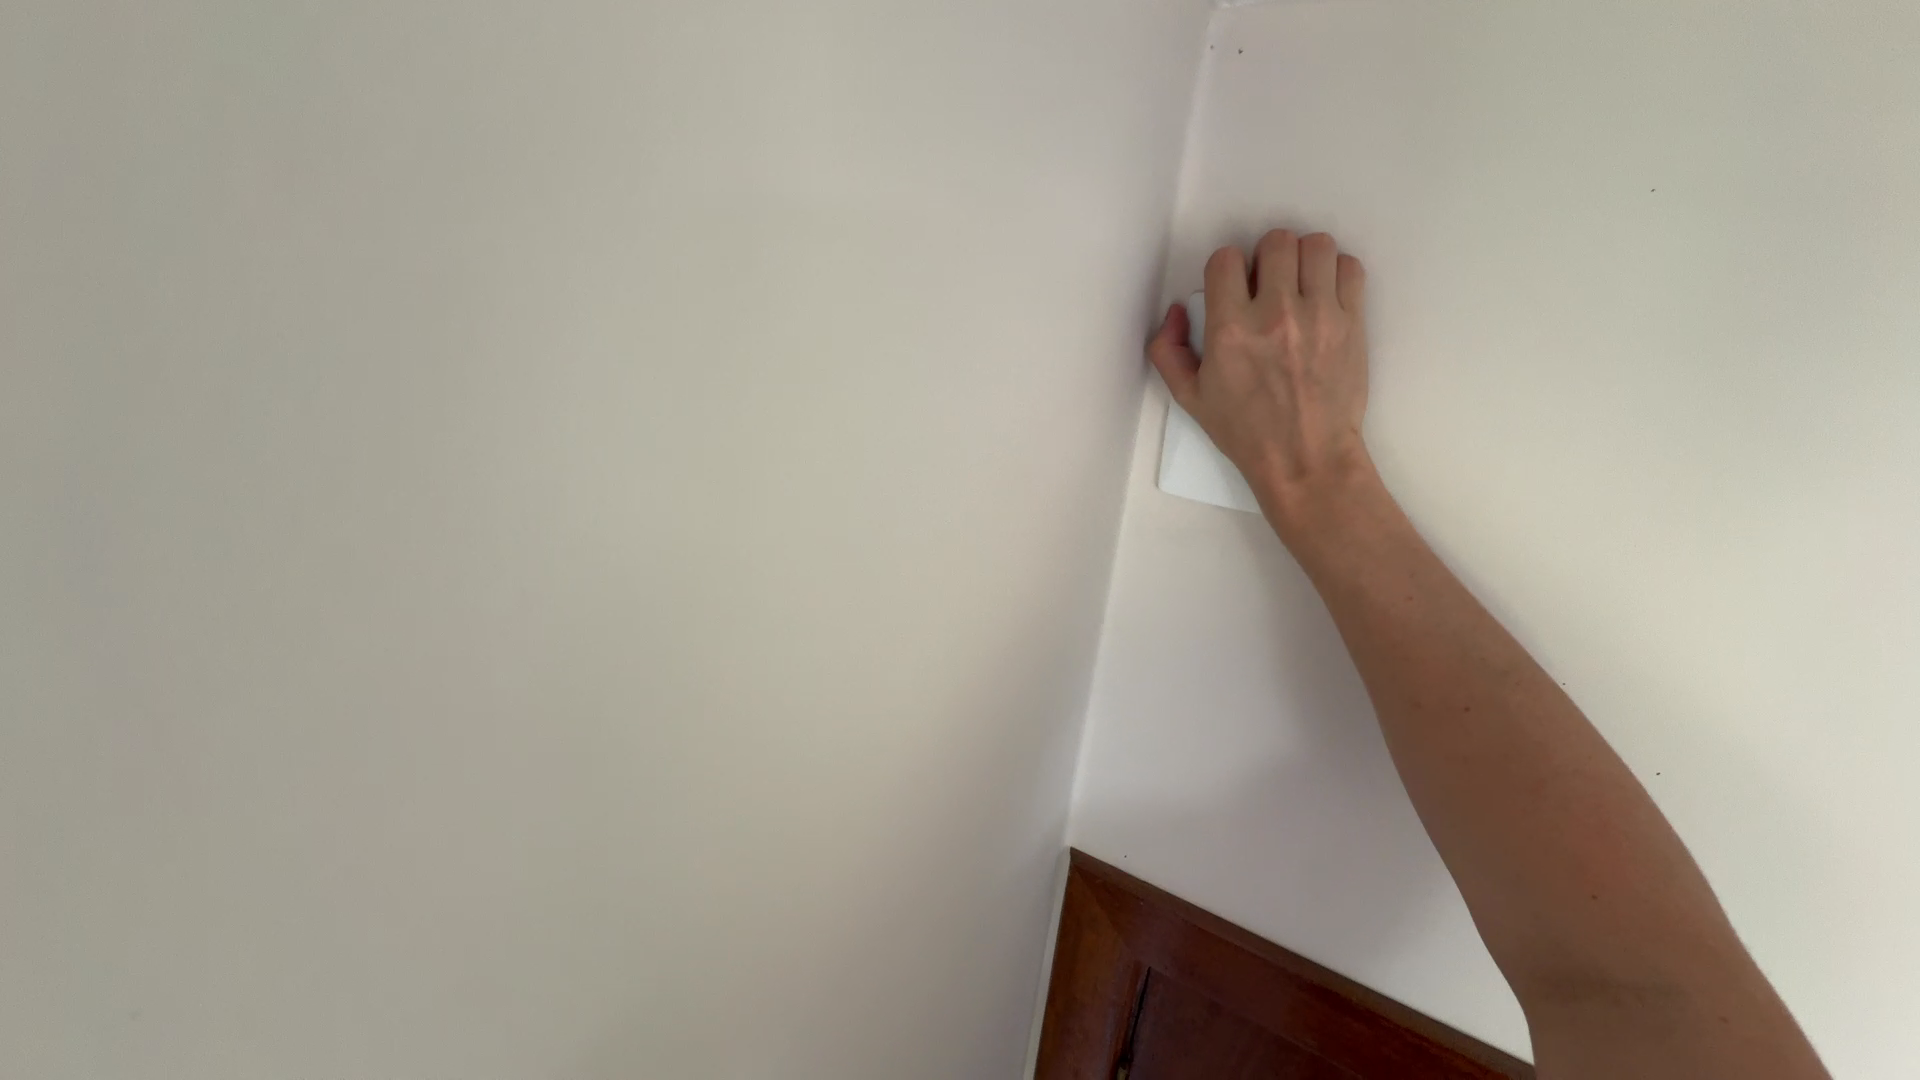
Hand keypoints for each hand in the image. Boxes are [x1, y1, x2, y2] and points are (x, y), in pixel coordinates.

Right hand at [1148, 230, 1377, 538]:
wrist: (1305, 458)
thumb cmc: (1245, 431)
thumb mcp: (1189, 398)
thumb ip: (1168, 350)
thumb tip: (1177, 311)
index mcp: (1230, 331)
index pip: (1226, 260)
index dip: (1225, 270)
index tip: (1232, 292)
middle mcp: (1275, 314)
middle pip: (1276, 241)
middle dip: (1266, 259)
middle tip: (1267, 287)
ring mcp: (1320, 315)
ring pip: (1316, 245)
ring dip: (1302, 259)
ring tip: (1298, 286)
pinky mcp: (1352, 322)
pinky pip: (1349, 267)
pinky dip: (1335, 273)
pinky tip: (1323, 296)